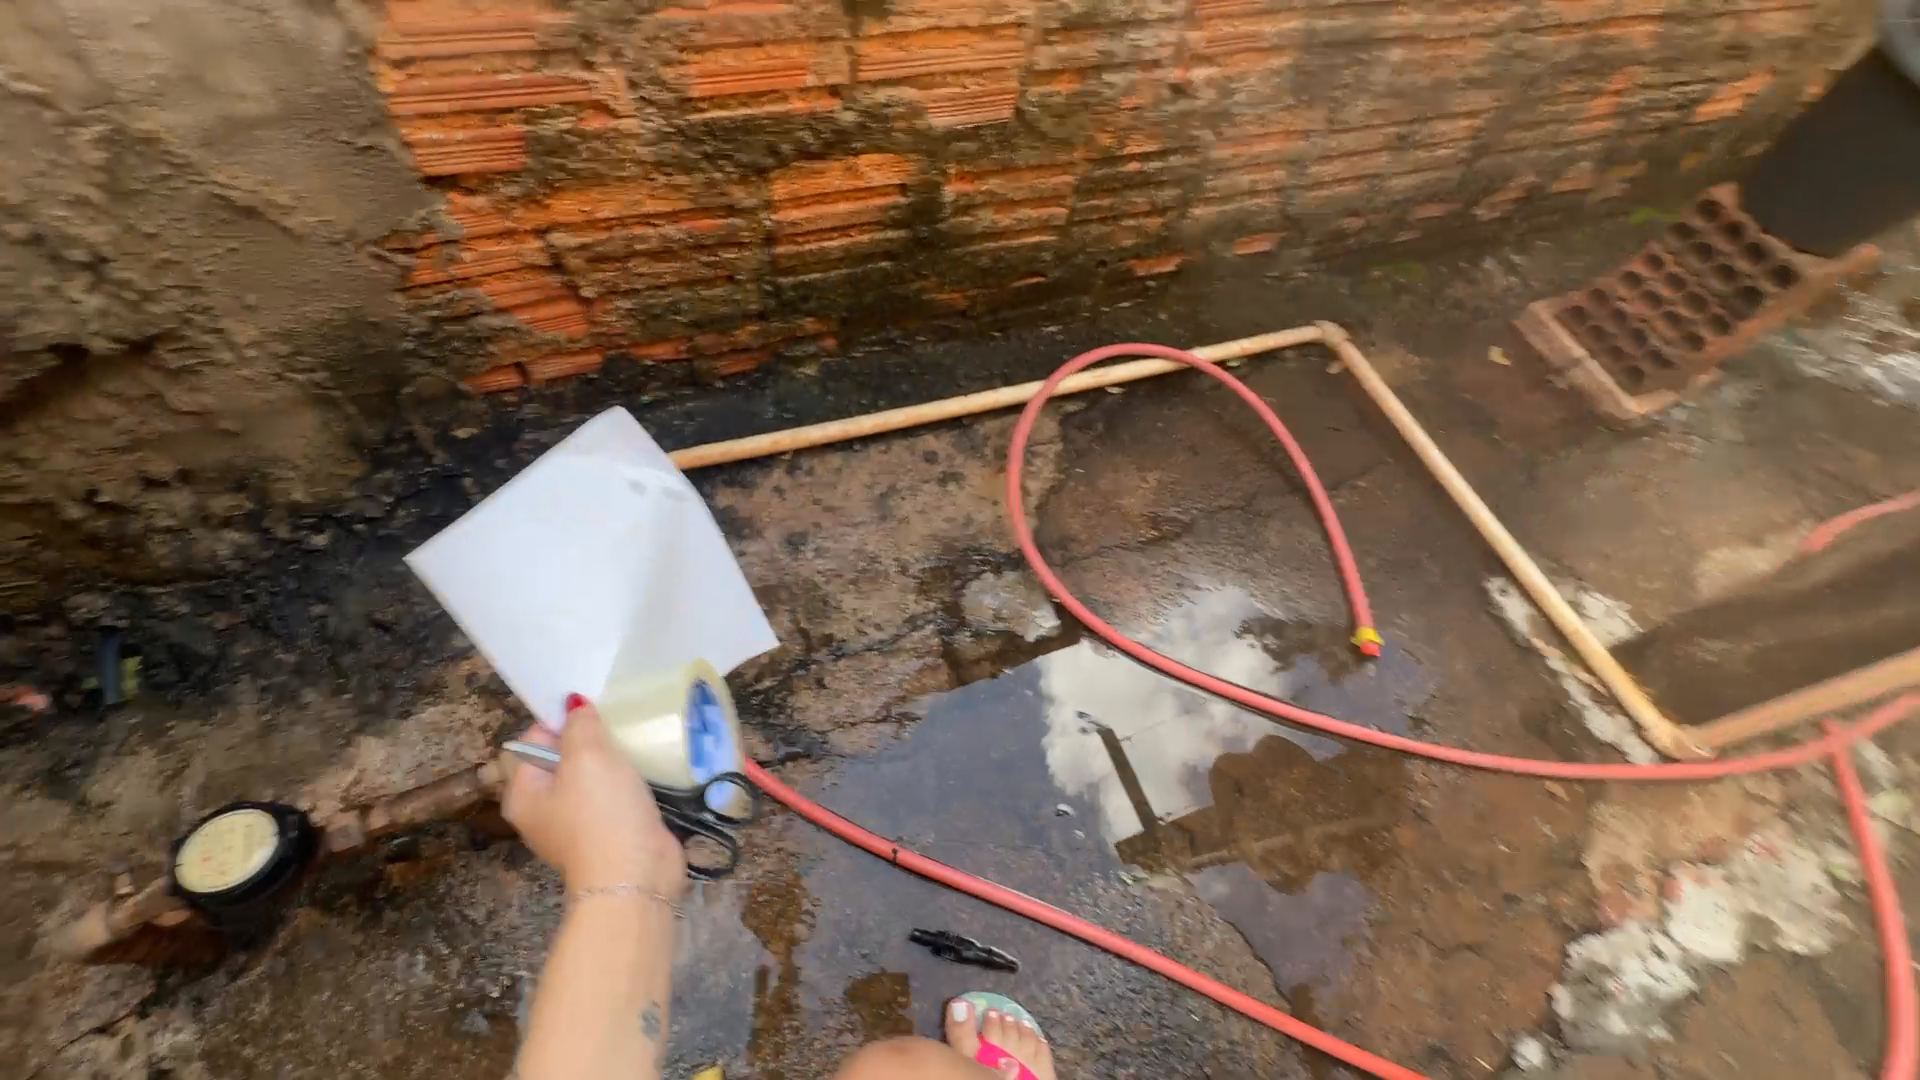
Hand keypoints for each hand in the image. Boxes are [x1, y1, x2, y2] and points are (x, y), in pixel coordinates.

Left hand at [501, 695, 688, 897]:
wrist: (636, 874)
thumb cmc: (602, 813)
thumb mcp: (588, 757)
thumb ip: (580, 725)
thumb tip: (573, 703)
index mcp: (523, 793)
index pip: (533, 740)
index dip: (561, 721)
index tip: (594, 712)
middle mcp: (544, 810)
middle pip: (564, 758)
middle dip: (592, 739)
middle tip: (619, 725)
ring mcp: (577, 824)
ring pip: (593, 776)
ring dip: (614, 760)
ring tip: (637, 744)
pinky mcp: (609, 832)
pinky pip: (614, 795)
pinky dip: (628, 782)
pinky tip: (648, 771)